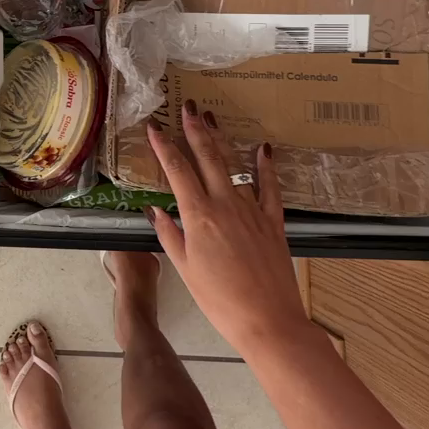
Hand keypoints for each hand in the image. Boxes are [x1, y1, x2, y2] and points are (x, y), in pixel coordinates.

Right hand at [145, 101, 310, 352]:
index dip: (164, 147)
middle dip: (195, 130)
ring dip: (221, 140)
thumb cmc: (220, 300)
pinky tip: (263, 149)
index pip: (177, 171)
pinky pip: (269, 188)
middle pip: (207, 158)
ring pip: (234, 166)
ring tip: (212, 118)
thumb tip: (155, 210)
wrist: (269, 322)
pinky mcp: (273, 222)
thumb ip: (170, 234)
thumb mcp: (185, 269)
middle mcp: (225, 204)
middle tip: (188, 107)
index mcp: (199, 216)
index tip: (154, 128)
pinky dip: (266, 167)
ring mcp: (251, 211)